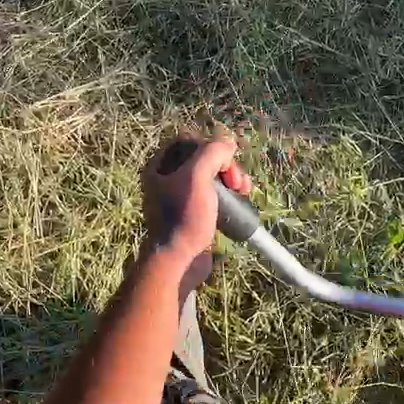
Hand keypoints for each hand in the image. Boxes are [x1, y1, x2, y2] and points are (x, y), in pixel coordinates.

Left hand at [142, 136, 251, 287]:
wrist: (178, 262)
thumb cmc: (184, 217)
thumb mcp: (198, 176)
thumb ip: (213, 153)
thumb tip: (228, 145)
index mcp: (159, 166)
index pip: (189, 141)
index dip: (211, 147)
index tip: (225, 162)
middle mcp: (166, 179)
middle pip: (203, 159)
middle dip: (226, 165)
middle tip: (238, 181)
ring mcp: (179, 198)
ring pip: (211, 178)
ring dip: (231, 179)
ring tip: (244, 190)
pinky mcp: (192, 215)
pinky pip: (213, 196)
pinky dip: (227, 196)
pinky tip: (238, 201)